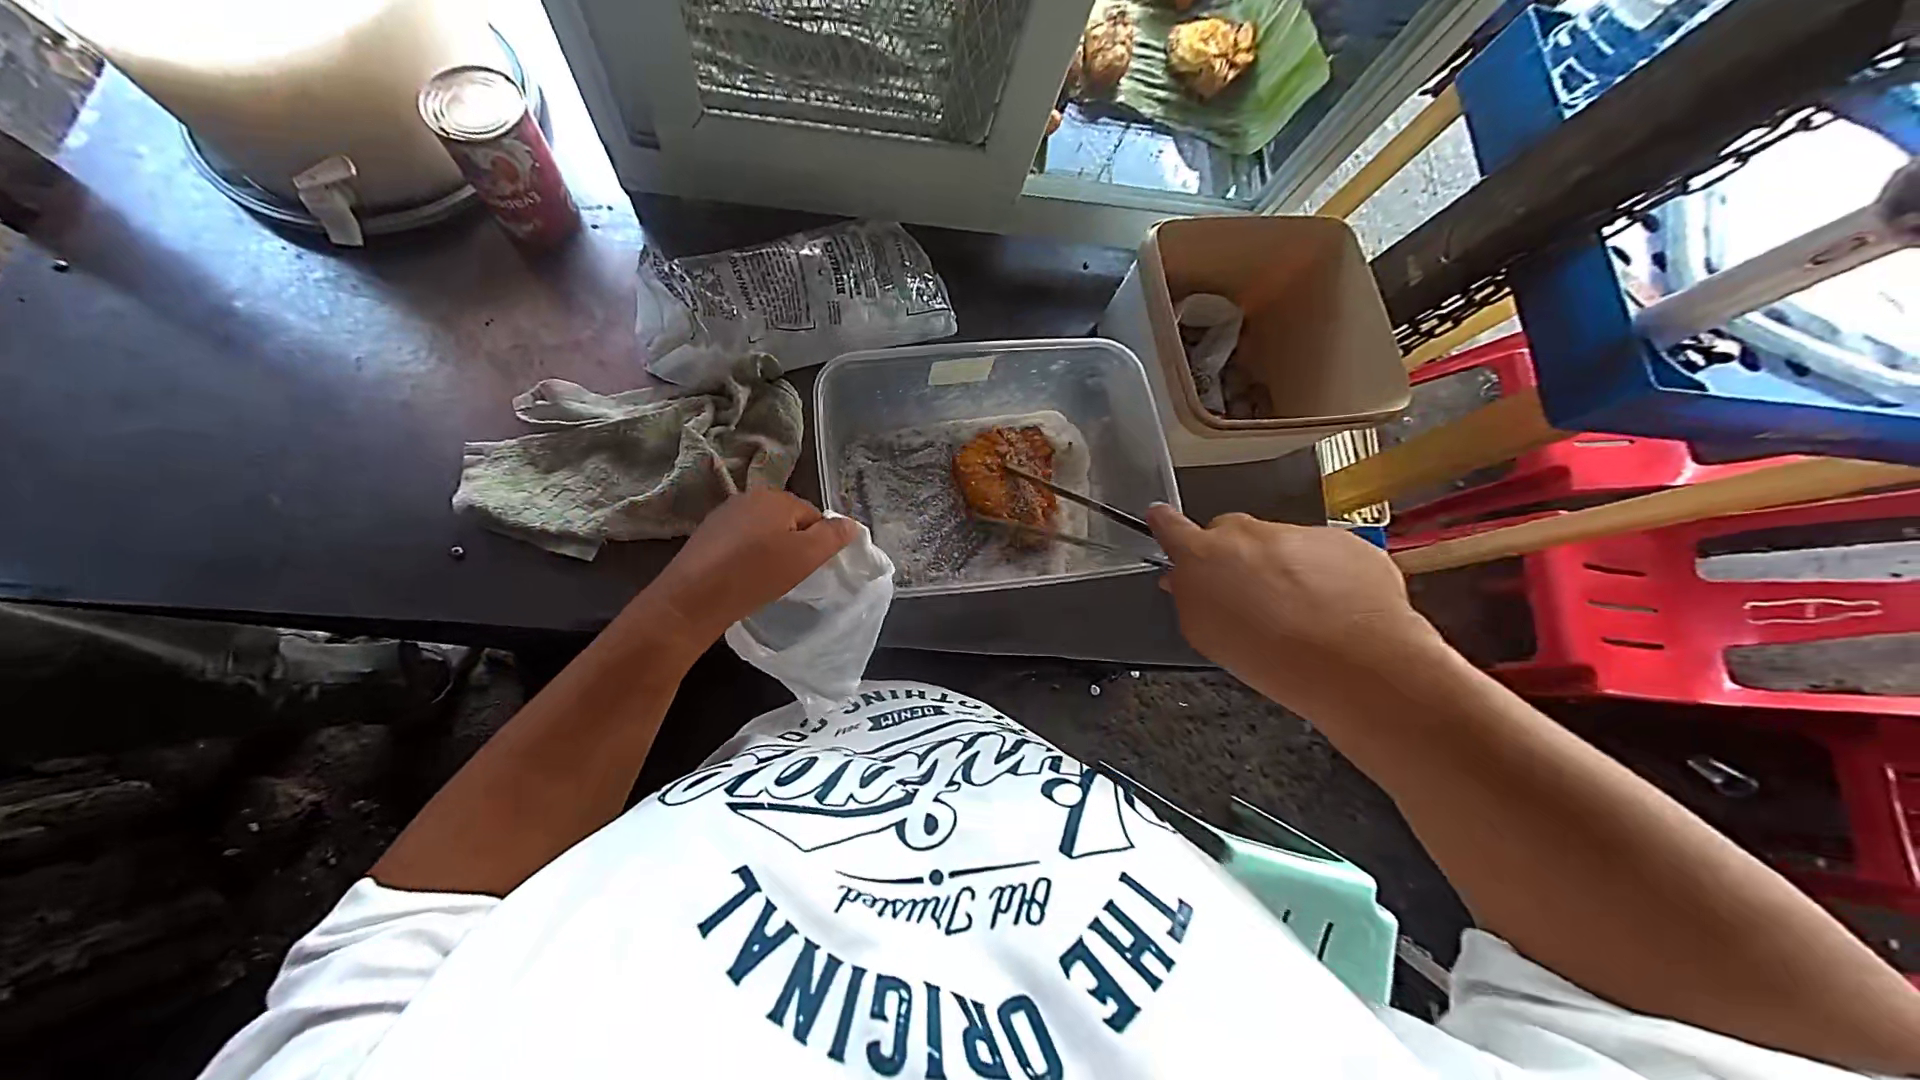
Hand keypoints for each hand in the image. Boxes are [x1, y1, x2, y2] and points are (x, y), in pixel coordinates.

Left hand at [620, 487, 859, 660]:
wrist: (693, 598)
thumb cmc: (756, 574)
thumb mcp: (806, 556)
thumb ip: (833, 536)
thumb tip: (850, 523)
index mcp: (776, 496)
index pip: (814, 515)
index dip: (818, 543)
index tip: (809, 568)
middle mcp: (749, 497)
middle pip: (788, 521)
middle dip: (794, 545)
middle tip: (790, 575)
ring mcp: (724, 515)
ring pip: (764, 532)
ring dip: (771, 552)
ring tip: (765, 579)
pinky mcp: (707, 535)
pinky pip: (742, 542)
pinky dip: (748, 558)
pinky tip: (743, 579)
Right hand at [1146, 505, 1441, 709]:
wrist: (1353, 662)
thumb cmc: (1275, 656)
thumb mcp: (1205, 634)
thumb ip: (1188, 597)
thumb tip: (1184, 584)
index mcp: (1202, 555)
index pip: (1170, 526)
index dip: (1164, 522)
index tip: (1160, 517)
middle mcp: (1246, 534)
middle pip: (1230, 534)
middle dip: (1236, 557)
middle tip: (1249, 596)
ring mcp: (1294, 532)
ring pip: (1280, 545)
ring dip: (1283, 569)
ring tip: (1299, 615)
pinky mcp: (1339, 539)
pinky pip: (1322, 552)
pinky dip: (1324, 575)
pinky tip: (1331, 610)